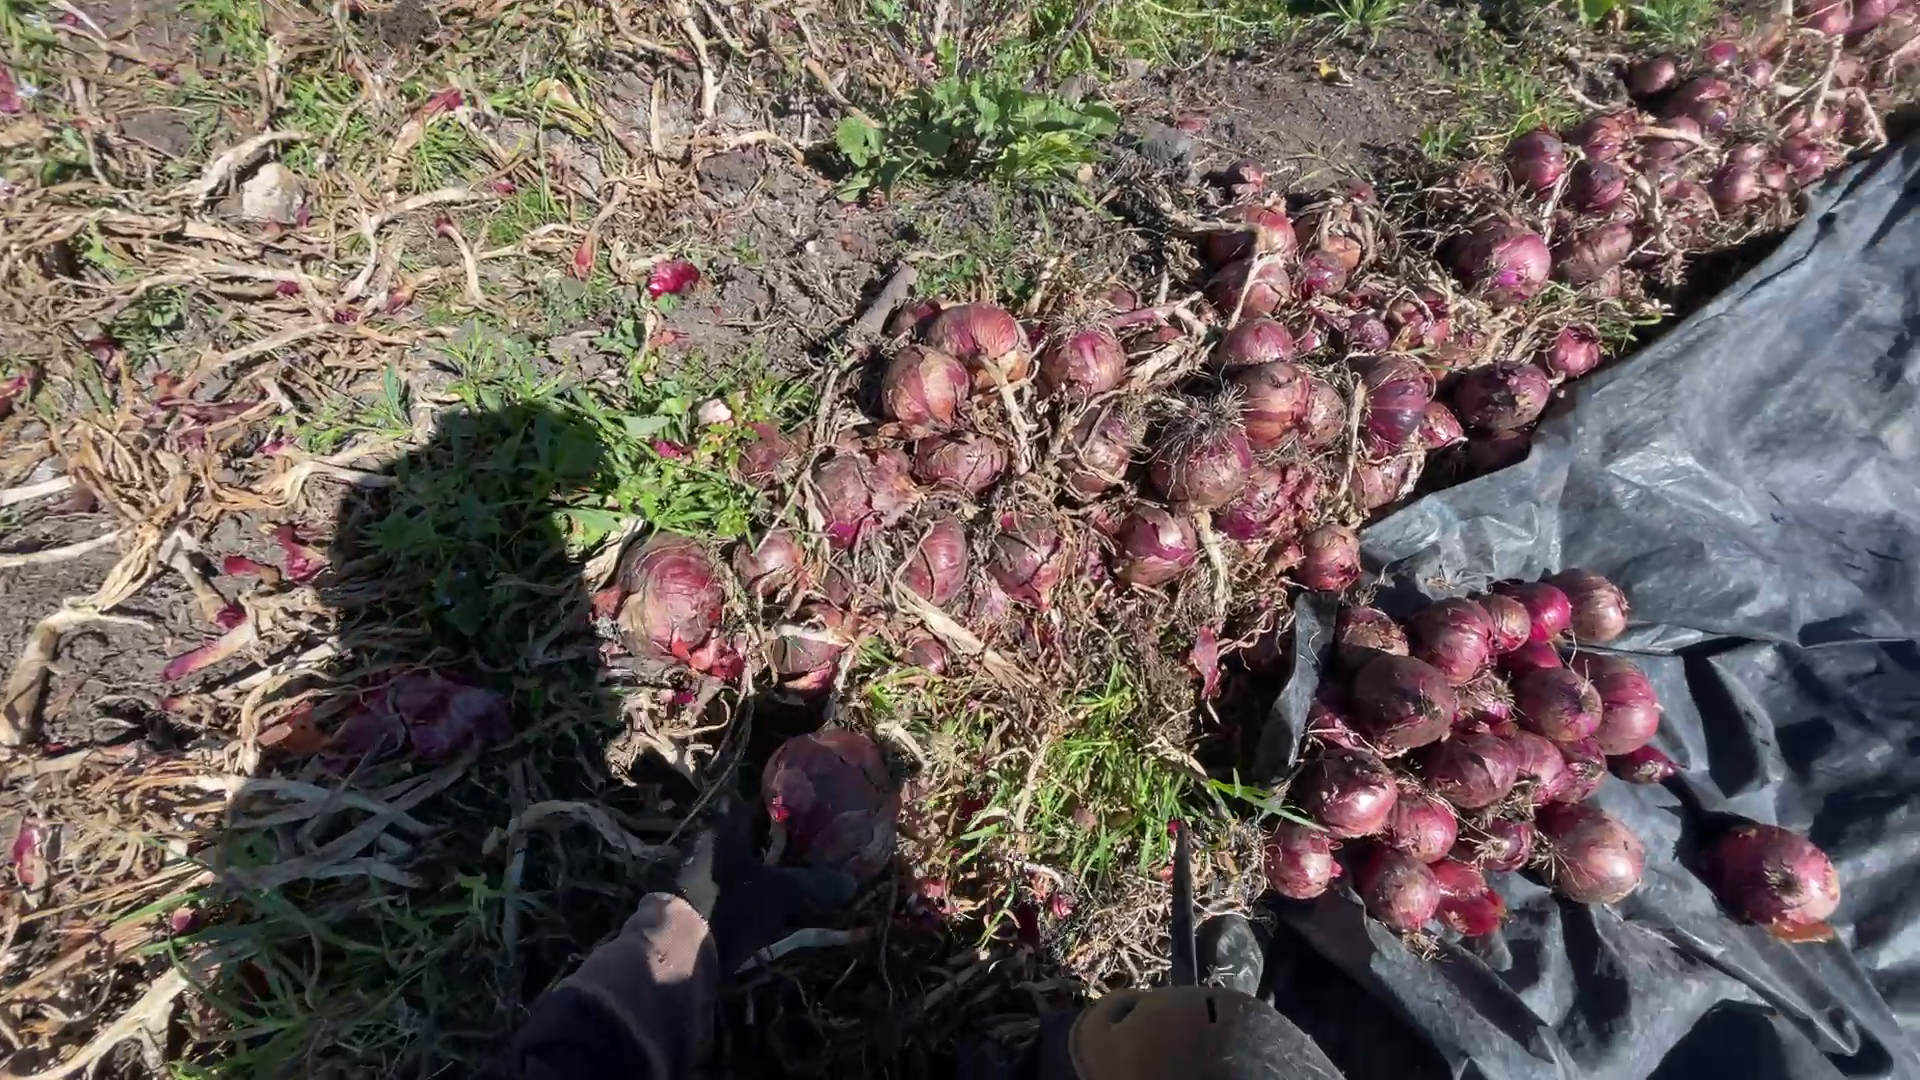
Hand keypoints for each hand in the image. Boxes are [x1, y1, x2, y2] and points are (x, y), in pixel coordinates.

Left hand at [675, 799, 856, 973]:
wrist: (680, 954)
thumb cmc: (731, 905)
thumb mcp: (780, 892)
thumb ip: (815, 884)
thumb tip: (851, 882)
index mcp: (726, 827)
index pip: (761, 806)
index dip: (788, 809)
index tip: (813, 815)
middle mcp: (711, 842)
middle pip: (753, 835)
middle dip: (779, 841)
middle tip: (811, 846)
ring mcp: (703, 872)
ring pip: (744, 861)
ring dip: (766, 867)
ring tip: (798, 874)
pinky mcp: (701, 900)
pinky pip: (736, 885)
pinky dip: (755, 888)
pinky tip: (774, 899)